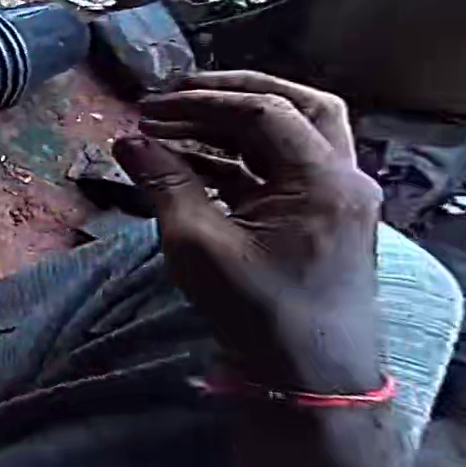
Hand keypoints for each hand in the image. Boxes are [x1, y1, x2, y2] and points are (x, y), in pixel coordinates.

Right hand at [114, 71, 383, 394]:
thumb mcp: (196, 241)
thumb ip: (164, 183)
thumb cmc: (255, 307)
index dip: (200, 102)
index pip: (265, 113)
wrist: (307, 373)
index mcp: (322, 182)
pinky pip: (272, 167)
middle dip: (232, 92)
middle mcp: (339, 179)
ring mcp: (329, 197)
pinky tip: (184, 160)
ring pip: (288, 134)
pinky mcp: (311, 215)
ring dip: (229, 122)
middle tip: (174, 94)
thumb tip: (126, 140)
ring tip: (170, 125)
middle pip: (298, 107)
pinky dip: (230, 154)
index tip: (146, 109)